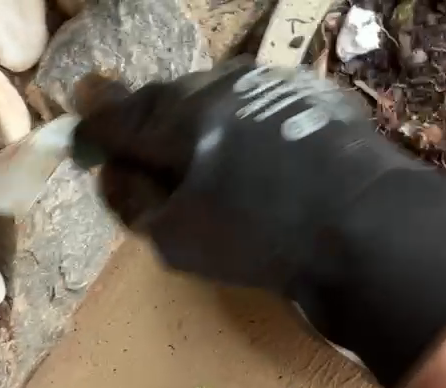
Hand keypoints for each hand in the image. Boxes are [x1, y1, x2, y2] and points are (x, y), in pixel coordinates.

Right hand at [75, 62, 445, 387]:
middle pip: (168, 96)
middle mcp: (227, 88)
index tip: (77, 128)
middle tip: (118, 125)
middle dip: (139, 113)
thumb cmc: (261, 242)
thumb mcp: (177, 239)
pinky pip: (248, 106)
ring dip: (183, 116)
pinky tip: (228, 148)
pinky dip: (225, 123)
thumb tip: (111, 173)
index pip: (125, 117)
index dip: (96, 125)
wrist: (368, 232)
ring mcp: (273, 89)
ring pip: (210, 95)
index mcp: (186, 118)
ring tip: (170, 141)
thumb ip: (134, 203)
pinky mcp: (310, 101)